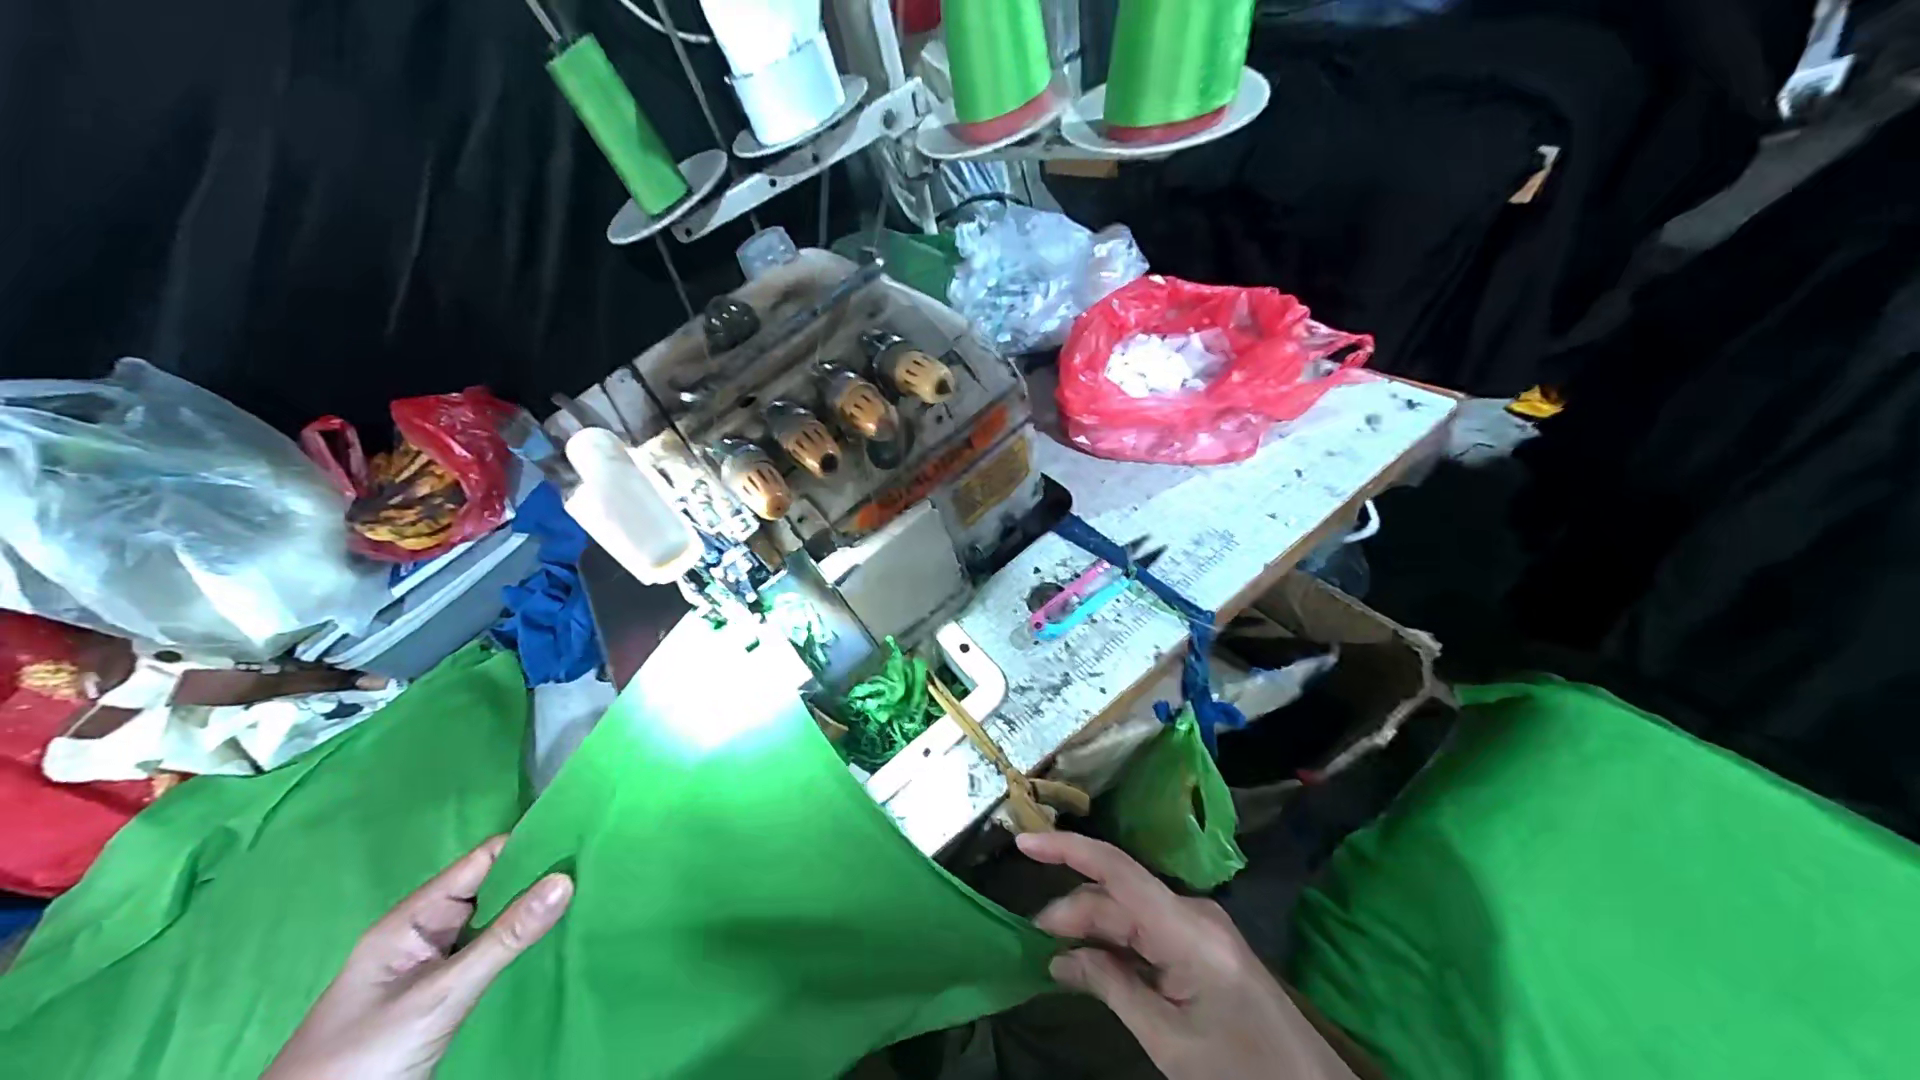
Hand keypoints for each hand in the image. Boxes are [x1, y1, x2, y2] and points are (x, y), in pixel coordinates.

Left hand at [265, 837, 572, 1079]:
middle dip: (540, 877)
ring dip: (533, 912)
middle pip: (493, 889)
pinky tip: (557, 941)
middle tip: (599, 866)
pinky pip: (492, 954)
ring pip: (495, 922)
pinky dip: (522, 944)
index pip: (484, 861)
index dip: (531, 844)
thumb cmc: (363, 1056)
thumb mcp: (440, 995)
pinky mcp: (445, 995)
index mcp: (414, 918)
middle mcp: (426, 933)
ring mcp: (435, 965)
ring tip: (592, 896)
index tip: (584, 837)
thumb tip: (567, 877)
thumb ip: (504, 937)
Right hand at [1018, 832, 1356, 1079]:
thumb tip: (1060, 958)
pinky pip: (1147, 926)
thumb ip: (1111, 986)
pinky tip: (1093, 958)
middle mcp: (1192, 911)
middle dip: (1071, 912)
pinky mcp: (1201, 939)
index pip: (1118, 871)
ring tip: (1056, 953)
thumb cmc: (1239, 1073)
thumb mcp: (1168, 1041)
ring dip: (1091, 926)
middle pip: (1117, 895)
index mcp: (1187, 930)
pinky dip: (1116, 938)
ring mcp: (1198, 923)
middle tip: (1033, 944)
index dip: (1068, 850)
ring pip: (1129, 910)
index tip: (1023, 843)